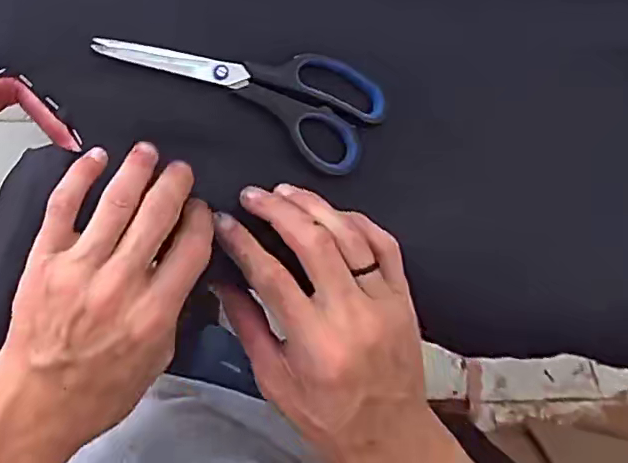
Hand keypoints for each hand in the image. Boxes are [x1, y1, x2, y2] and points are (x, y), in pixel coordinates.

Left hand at [0, 143, 211, 462]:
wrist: (31, 405)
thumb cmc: (94, 388)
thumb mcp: (157, 358)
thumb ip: (176, 307)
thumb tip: (188, 261)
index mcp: (151, 312)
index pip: (191, 244)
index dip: (201, 216)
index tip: (199, 207)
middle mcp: (118, 285)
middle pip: (158, 212)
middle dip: (176, 182)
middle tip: (180, 170)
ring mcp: (78, 268)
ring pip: (116, 200)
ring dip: (137, 168)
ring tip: (147, 151)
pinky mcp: (44, 259)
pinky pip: (63, 205)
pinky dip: (80, 175)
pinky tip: (95, 157)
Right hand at [213, 185, 465, 462]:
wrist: (391, 437)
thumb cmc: (331, 416)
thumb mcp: (275, 382)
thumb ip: (248, 326)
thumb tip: (225, 281)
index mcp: (317, 344)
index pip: (272, 276)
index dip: (244, 242)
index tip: (226, 222)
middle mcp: (352, 316)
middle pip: (313, 242)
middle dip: (278, 210)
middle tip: (255, 195)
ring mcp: (382, 300)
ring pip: (348, 233)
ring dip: (314, 205)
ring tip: (286, 191)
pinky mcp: (402, 293)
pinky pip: (383, 241)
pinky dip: (357, 218)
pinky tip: (333, 211)